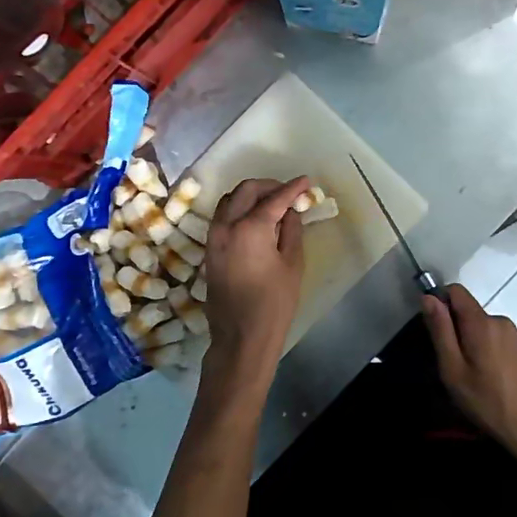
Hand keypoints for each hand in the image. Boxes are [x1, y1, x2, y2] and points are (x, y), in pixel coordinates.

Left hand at [201, 177, 310, 370]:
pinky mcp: (210, 249)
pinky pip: (223, 217)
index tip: (307, 181)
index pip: (274, 198)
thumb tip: (289, 211)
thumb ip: (291, 230)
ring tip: (273, 204)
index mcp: (250, 228)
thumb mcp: (293, 264)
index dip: (292, 188)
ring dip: (251, 196)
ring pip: (230, 201)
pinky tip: (257, 220)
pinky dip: (240, 210)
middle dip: (269, 186)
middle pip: (245, 191)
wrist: (242, 335)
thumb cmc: (274, 302)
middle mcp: (226, 226)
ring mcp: (213, 237)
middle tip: (289, 192)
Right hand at [422, 284, 516, 467]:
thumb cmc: (487, 401)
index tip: (433, 331)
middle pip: (468, 312)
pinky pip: (494, 340)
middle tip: (450, 366)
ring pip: (481, 328)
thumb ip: (441, 331)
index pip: (456, 291)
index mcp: (482, 322)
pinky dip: (485, 352)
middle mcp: (500, 320)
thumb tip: (429, 297)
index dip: (439, 303)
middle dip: (454, 331)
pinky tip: (487, 380)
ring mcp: (514, 335)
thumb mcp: (453, 370)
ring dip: (470, 344)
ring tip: (469, 378)